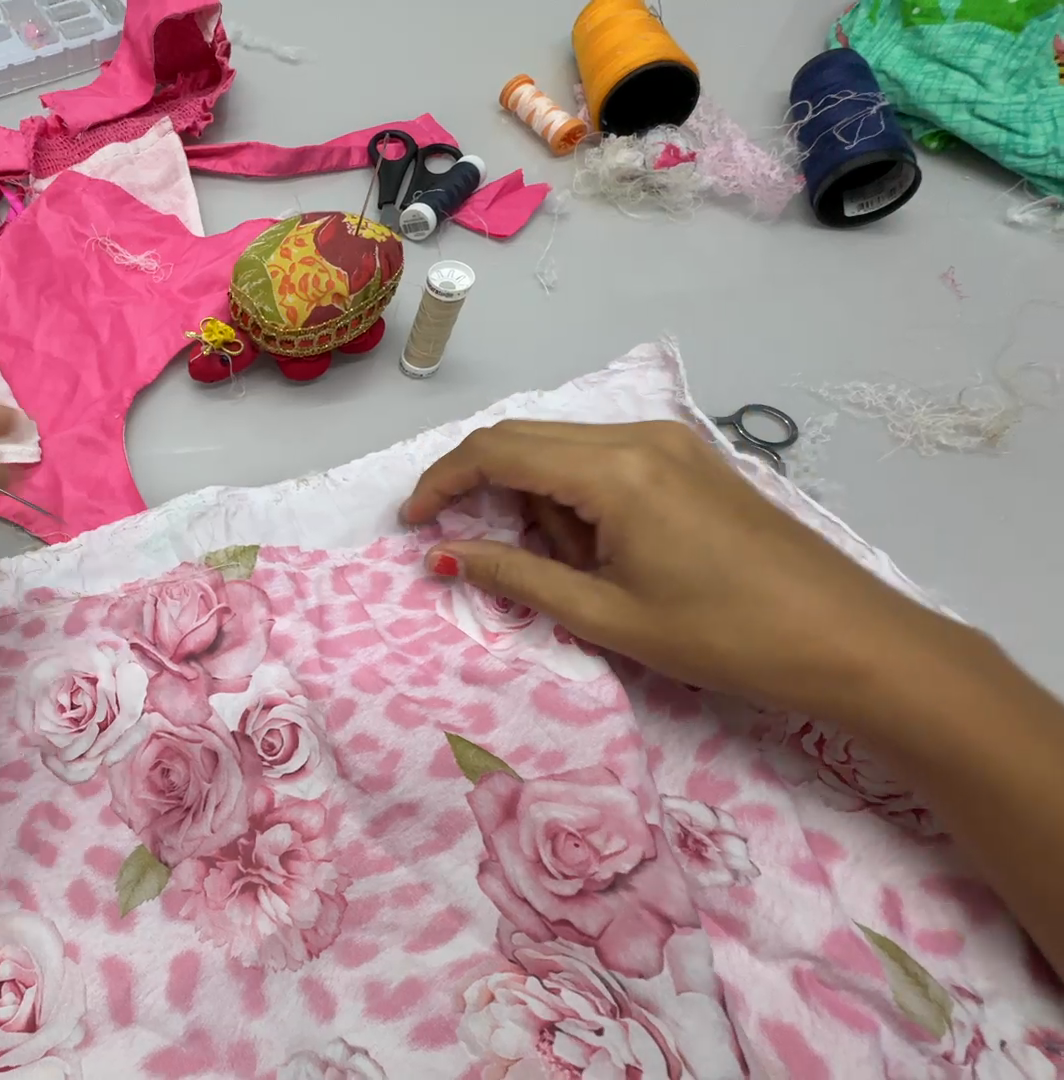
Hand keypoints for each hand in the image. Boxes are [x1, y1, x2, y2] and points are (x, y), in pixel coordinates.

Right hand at [400, 420, 967, 719]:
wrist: (856, 644)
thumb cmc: (722, 637)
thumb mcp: (601, 614)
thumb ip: (512, 575)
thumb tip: (439, 557)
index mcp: (614, 472)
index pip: (496, 452)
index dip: (441, 482)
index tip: (412, 523)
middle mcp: (638, 438)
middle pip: (519, 437)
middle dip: (475, 483)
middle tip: (457, 539)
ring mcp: (667, 442)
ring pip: (556, 447)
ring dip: (529, 496)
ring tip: (562, 562)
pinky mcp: (685, 458)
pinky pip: (596, 457)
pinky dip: (567, 493)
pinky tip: (592, 542)